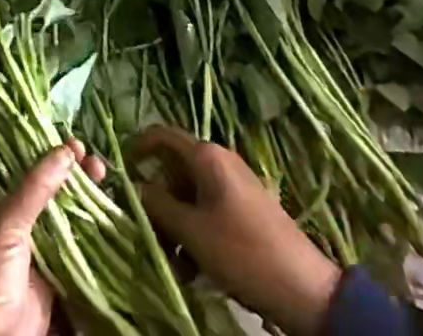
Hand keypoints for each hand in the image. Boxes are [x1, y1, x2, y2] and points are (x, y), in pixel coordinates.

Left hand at [0, 140, 106, 335]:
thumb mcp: (7, 222)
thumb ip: (36, 186)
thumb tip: (67, 150)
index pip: (9, 156)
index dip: (34, 141)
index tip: (60, 128)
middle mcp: (6, 207)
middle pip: (37, 176)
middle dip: (62, 163)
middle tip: (85, 149)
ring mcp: (29, 231)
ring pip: (56, 199)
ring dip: (77, 185)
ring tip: (99, 168)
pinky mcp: (50, 254)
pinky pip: (69, 227)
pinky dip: (85, 212)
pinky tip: (101, 198)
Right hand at [134, 125, 339, 335]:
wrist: (303, 287)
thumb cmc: (241, 251)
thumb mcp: (190, 229)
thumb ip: (156, 203)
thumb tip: (133, 185)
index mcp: (207, 156)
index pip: (162, 134)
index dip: (137, 146)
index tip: (119, 168)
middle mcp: (220, 160)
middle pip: (174, 167)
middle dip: (156, 197)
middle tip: (144, 226)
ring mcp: (234, 183)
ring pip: (189, 193)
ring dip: (174, 221)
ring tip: (172, 257)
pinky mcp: (245, 206)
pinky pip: (207, 208)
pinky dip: (194, 229)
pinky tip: (193, 265)